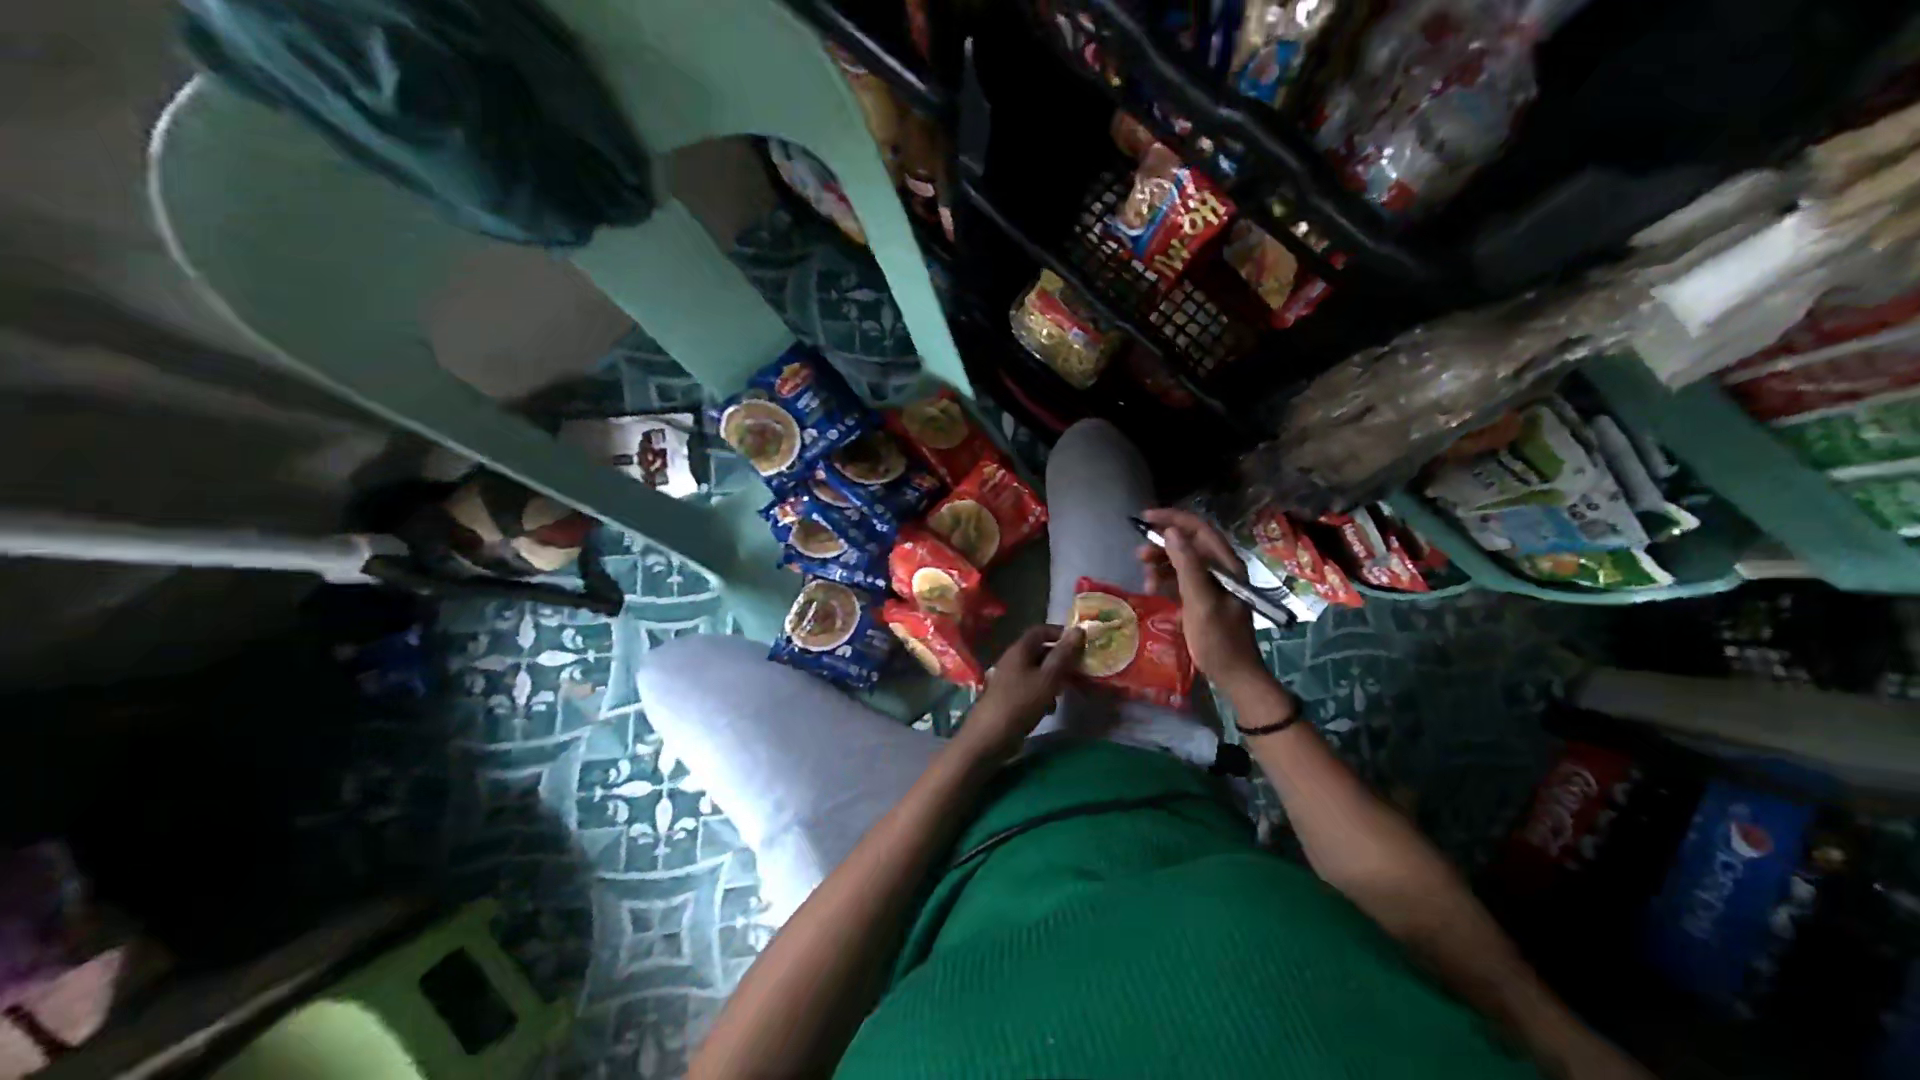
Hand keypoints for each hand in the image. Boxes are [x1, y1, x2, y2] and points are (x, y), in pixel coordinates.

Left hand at [957, 624, 1084, 758]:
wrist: (989, 736)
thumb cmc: (1020, 703)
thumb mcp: (1048, 678)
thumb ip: (1063, 655)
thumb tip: (1078, 629)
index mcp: (1019, 650)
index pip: (1040, 630)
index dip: (1060, 632)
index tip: (1079, 643)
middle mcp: (1012, 660)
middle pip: (1039, 651)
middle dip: (1059, 659)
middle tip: (1078, 669)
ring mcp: (1008, 679)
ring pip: (1036, 671)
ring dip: (1053, 679)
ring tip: (1065, 692)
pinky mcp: (1008, 697)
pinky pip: (1030, 688)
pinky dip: (1042, 694)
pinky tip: (1050, 709)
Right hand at [1137, 508, 1264, 687]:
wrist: (1234, 675)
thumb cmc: (1218, 640)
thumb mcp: (1200, 601)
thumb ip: (1187, 565)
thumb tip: (1171, 532)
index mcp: (1227, 565)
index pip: (1199, 529)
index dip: (1173, 519)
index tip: (1145, 518)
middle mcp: (1222, 569)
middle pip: (1189, 543)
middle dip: (1162, 544)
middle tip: (1138, 555)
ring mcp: (1213, 584)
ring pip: (1182, 561)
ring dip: (1161, 563)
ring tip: (1144, 576)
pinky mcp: (1204, 598)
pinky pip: (1181, 579)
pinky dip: (1165, 579)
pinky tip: (1153, 589)